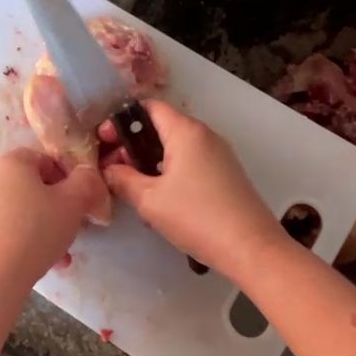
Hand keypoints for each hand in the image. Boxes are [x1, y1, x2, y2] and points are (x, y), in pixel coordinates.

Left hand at [0, 148, 106, 291]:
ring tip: (61, 253)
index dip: (66, 177)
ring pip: (20, 211)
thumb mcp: (72, 203)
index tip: (79, 200)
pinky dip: (24, 240)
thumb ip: (86, 182)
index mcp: (11, 162)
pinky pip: (6, 229)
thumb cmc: (35, 230)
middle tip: (71, 226)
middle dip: (55, 206)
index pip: (44, 159)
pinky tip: (42, 263)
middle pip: (31, 186)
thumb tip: (87, 173)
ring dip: (43, 227)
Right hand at [101, 100, 290, 277]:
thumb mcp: (149, 199)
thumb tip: (108, 169)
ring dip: (148, 161)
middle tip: (113, 169)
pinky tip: (158, 199)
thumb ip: (122, 179)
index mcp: (185, 131)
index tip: (104, 141)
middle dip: (132, 144)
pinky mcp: (225, 174)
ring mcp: (218, 154)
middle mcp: (204, 135)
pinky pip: (189, 162)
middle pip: (160, 126)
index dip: (121, 119)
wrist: (251, 249)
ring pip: (174, 147)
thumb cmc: (197, 217)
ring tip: (131, 187)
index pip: (148, 107)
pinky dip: (168, 172)